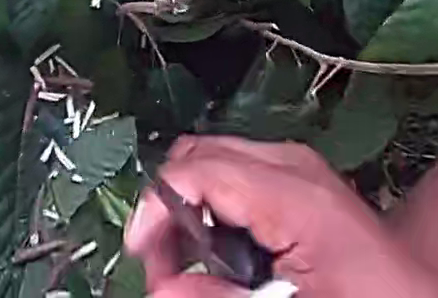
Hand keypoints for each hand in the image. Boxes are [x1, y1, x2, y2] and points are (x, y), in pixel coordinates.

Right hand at [123, 135, 437, 297]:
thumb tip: (160, 290)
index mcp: (291, 191)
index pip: (201, 168)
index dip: (159, 202)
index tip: (139, 252)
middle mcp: (287, 161)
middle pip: (201, 153)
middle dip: (169, 203)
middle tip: (160, 268)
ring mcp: (294, 165)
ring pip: (214, 160)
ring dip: (189, 205)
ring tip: (185, 269)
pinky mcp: (298, 178)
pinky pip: (236, 174)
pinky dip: (213, 205)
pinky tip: (219, 254)